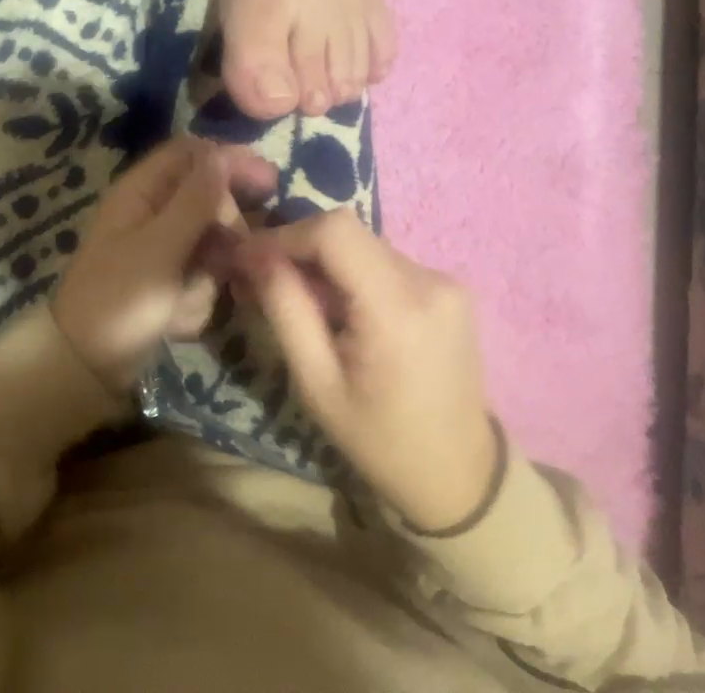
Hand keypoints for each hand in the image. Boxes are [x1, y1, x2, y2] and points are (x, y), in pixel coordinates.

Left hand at [51, 139, 276, 391]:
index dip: (228, 159)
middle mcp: (151, 213)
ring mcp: (160, 250)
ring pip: (210, 245)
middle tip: (230, 257)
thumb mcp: (159, 247)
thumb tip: (221, 155)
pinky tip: (175, 321)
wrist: (87, 364)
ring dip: (205, 276)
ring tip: (182, 302)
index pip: (190, 153)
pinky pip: (200, 279)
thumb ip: (194, 200)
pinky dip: (193, 300)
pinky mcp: (167, 282)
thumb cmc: (119, 298)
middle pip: (208, 200)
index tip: (268, 181)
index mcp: (139, 192)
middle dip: (223, 232)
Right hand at [237, 210, 496, 530]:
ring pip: (365, 244)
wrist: (457, 472)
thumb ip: (285, 309)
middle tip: (260, 277)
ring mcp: (446, 282)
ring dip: (323, 261)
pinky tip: (336, 309)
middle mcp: (430, 281)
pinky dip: (351, 273)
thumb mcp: (316, 382)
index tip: (247, 257)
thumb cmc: (378, 439)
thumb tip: (252, 254)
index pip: (334, 232)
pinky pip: (385, 262)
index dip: (283, 235)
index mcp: (398, 309)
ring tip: (295, 297)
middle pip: (348, 232)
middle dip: (298, 247)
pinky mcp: (449, 289)